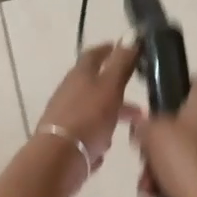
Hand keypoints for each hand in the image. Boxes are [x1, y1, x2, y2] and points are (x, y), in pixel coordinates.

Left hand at [35, 43, 137, 194]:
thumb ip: (121, 63)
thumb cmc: (88, 117)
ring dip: (113, 113)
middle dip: (117, 88)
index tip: (124, 48)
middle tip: (138, 94)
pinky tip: (108, 145)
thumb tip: (131, 38)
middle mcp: (69, 92)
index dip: (109, 49)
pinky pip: (87, 132)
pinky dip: (99, 134)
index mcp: (79, 75)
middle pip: (95, 84)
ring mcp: (64, 116)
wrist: (58, 158)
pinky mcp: (64, 139)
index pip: (94, 54)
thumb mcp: (110, 86)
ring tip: (132, 125)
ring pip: (93, 109)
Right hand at [123, 80, 196, 196]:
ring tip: (147, 186)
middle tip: (142, 156)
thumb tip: (142, 123)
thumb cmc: (187, 163)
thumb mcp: (154, 135)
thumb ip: (143, 123)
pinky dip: (176, 178)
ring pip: (184, 147)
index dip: (163, 93)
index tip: (146, 113)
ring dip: (160, 164)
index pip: (186, 81)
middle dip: (155, 142)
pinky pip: (194, 166)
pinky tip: (158, 196)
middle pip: (180, 120)